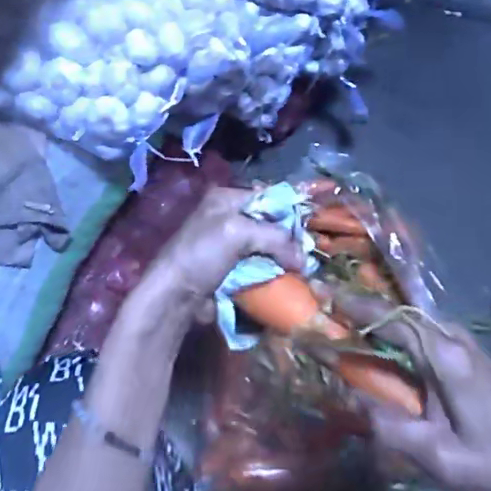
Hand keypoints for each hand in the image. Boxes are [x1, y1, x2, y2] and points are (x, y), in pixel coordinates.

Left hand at [137, 186, 302, 313]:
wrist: (176, 294)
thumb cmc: (202, 253)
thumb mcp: (238, 233)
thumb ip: (275, 238)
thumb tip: (303, 259)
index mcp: (226, 198)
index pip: (268, 197)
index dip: (291, 212)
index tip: (313, 228)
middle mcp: (229, 217)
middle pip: (271, 224)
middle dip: (290, 240)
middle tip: (309, 255)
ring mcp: (230, 245)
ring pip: (268, 248)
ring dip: (284, 260)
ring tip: (304, 271)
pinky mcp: (232, 269)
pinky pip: (261, 267)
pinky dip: (274, 274)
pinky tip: (288, 281)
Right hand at [332, 290, 490, 490]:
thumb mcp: (442, 459)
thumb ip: (391, 429)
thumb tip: (346, 398)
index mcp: (447, 358)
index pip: (392, 319)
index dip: (353, 305)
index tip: (319, 294)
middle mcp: (454, 339)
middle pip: (397, 311)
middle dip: (357, 304)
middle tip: (320, 304)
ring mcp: (463, 343)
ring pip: (409, 317)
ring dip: (373, 315)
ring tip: (337, 318)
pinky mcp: (465, 353)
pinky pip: (419, 328)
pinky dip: (390, 327)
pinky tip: (372, 338)